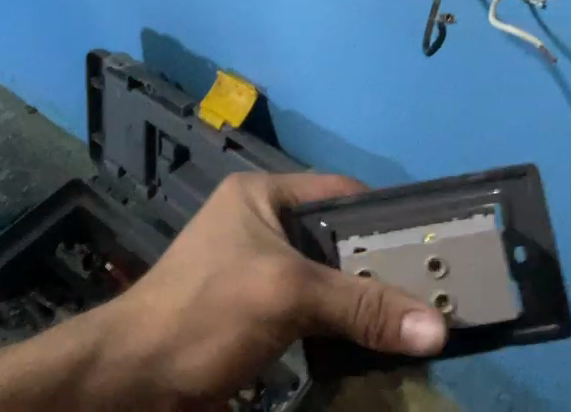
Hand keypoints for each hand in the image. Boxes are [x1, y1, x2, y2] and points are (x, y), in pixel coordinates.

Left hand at [92, 171, 447, 407]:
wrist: (133, 379)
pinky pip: (309, 313)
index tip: (426, 245)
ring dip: (359, 304)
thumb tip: (437, 328)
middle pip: (336, 240)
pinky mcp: (253, 315)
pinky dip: (338, 329)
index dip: (382, 215)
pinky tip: (368, 347)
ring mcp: (255, 271)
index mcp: (262, 195)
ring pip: (325, 280)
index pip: (338, 192)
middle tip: (427, 291)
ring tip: (408, 322)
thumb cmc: (207, 310)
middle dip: (377, 268)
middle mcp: (260, 224)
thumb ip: (361, 306)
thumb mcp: (288, 295)